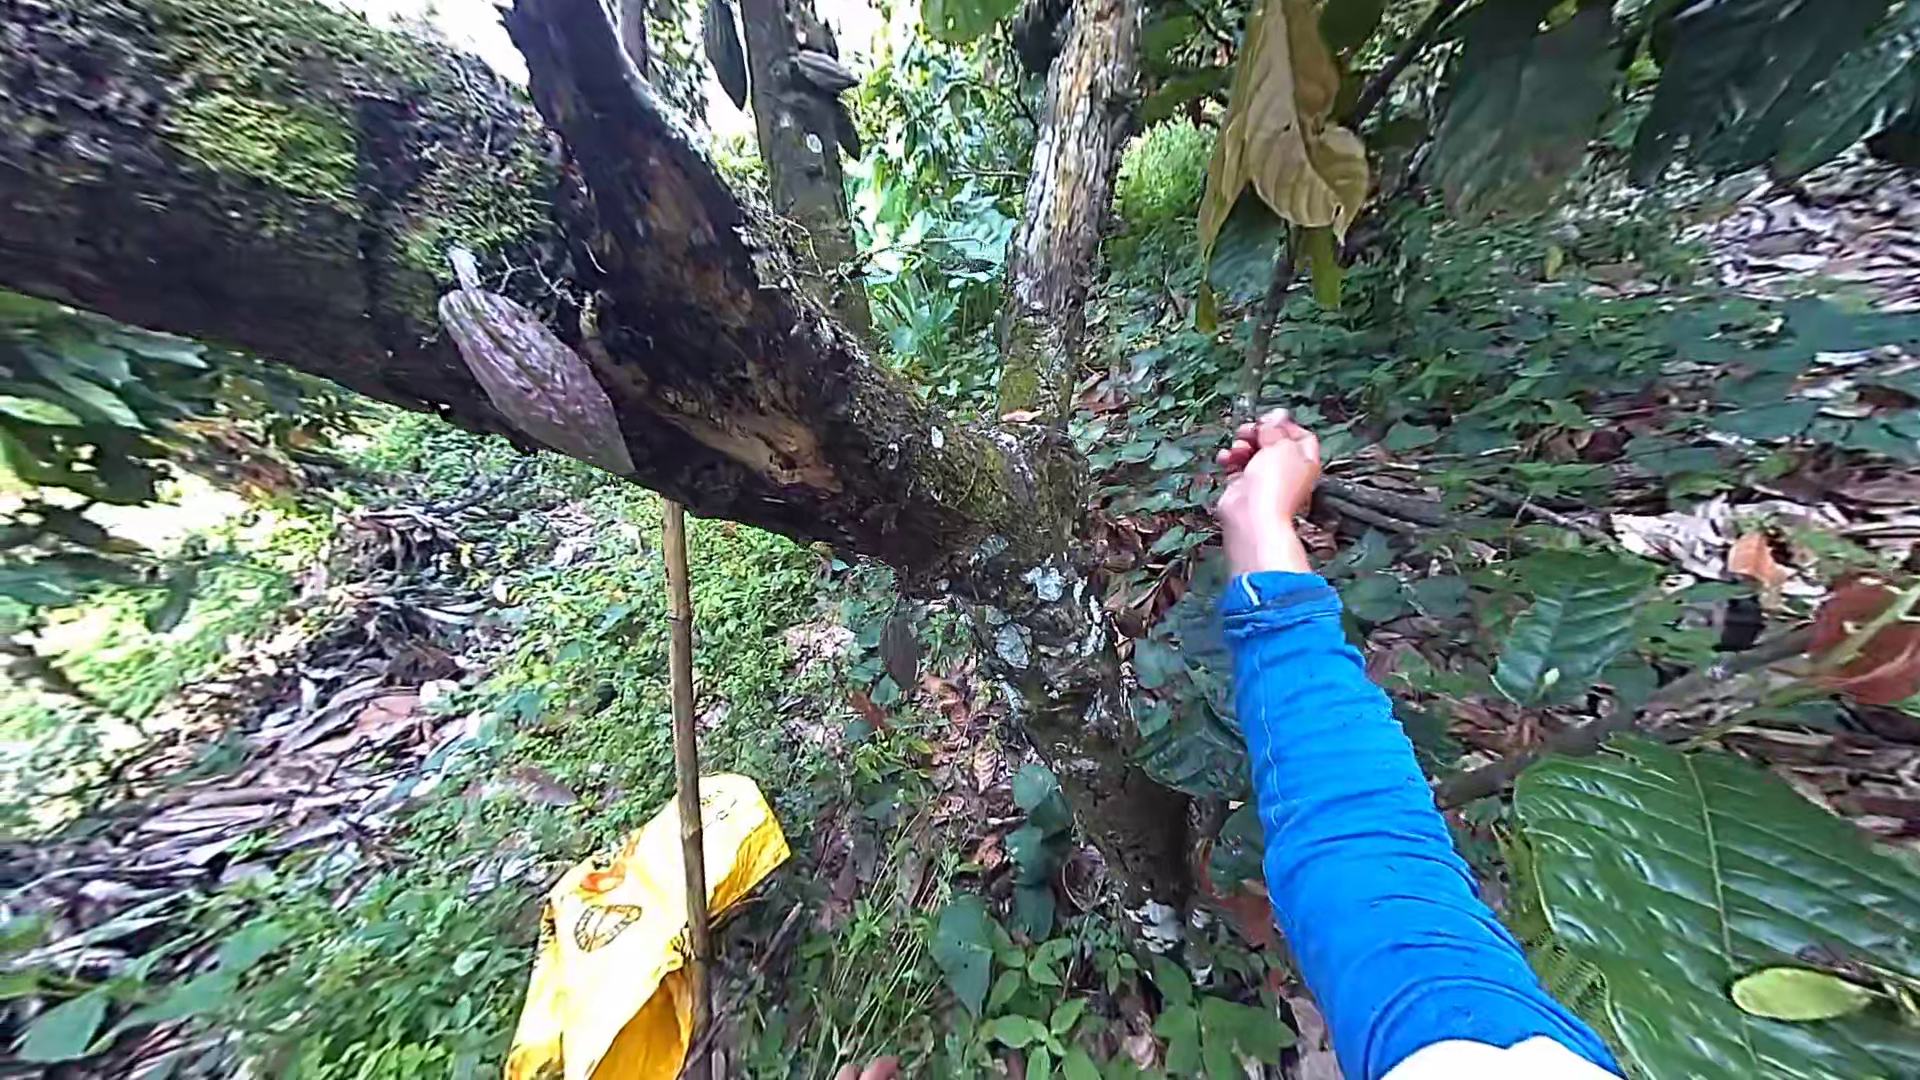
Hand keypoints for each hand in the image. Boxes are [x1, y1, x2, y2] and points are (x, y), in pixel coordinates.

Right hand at [1214, 409, 1320, 576]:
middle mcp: (1285, 470)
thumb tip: (1277, 414)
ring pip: (1251, 453)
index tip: (1268, 419)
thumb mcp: (1280, 446)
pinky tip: (1226, 458)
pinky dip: (1229, 460)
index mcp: (1304, 460)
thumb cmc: (1274, 485)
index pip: (1298, 436)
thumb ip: (1276, 429)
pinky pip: (1235, 466)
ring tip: (1237, 448)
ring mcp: (1263, 479)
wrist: (1251, 516)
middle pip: (1272, 443)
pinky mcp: (1242, 486)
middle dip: (1258, 434)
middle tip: (1248, 430)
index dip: (1283, 425)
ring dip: (1241, 446)